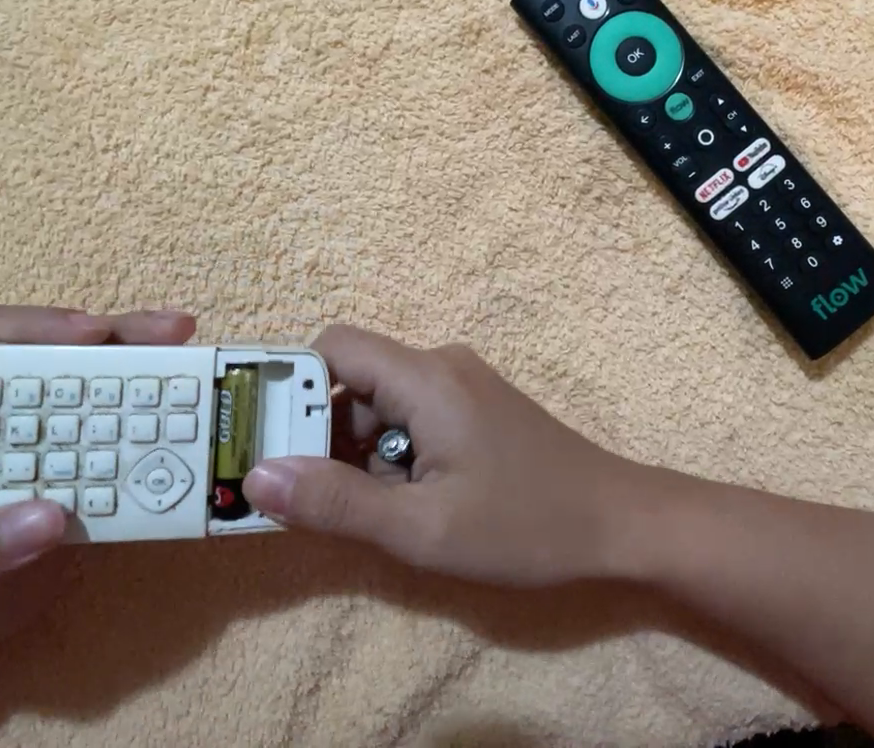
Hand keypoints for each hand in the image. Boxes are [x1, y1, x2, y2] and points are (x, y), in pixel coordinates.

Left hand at [0, 304, 196, 683]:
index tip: (87, 332)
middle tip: (174, 331)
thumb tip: (50, 515)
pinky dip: (162, 437)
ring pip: (104, 394)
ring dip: (152, 373)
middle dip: (120, 334)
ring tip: (197, 362)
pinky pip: (128, 451)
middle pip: (62, 356)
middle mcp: (3, 422)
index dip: (34, 328)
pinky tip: (196, 429)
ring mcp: (50, 452)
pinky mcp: (86, 488)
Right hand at [242, 326, 640, 586]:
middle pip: (356, 382)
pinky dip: (397, 457)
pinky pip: (416, 420)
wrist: (618, 522)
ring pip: (384, 407)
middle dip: (325, 436)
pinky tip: (413, 505)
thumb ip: (335, 502)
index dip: (291, 385)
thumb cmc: (524, 524)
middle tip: (311, 500)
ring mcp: (465, 387)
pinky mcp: (478, 411)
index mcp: (426, 377)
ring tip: (373, 514)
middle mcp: (442, 366)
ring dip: (363, 456)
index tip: (266, 441)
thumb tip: (255, 477)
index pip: (334, 346)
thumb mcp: (421, 527)